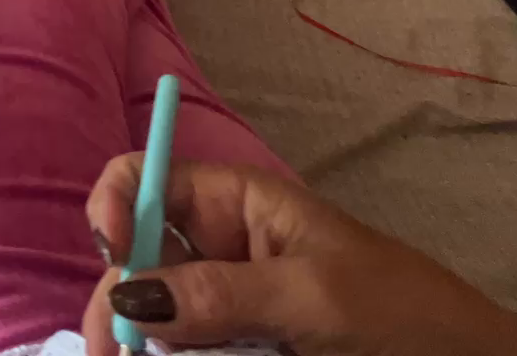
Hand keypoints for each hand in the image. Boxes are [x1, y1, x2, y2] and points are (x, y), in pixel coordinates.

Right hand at [80, 157, 516, 355]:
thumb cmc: (407, 318)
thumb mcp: (314, 299)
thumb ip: (220, 296)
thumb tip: (128, 299)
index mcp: (232, 202)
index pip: (145, 179)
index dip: (116, 203)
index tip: (113, 252)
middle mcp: (216, 244)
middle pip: (137, 253)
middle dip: (118, 297)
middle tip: (109, 352)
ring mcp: (225, 300)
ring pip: (154, 308)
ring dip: (137, 339)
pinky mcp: (237, 346)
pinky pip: (186, 345)